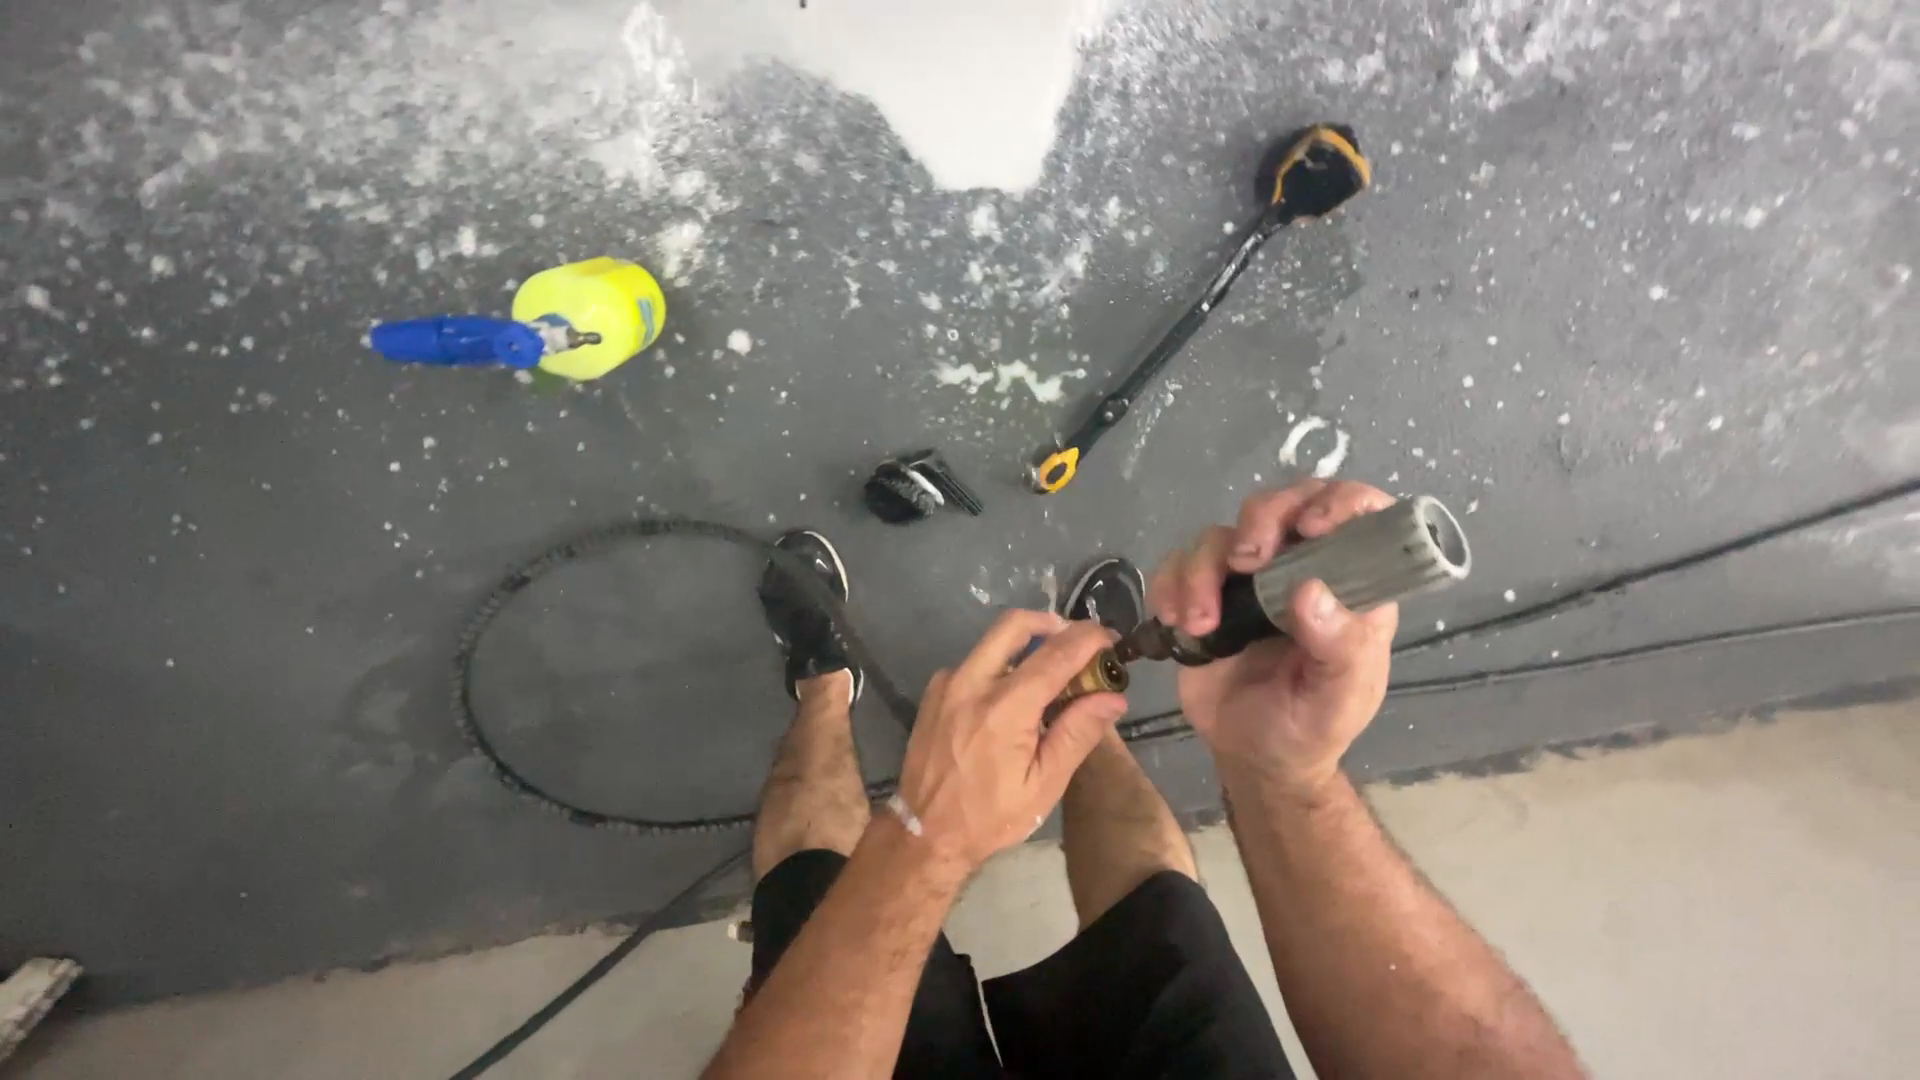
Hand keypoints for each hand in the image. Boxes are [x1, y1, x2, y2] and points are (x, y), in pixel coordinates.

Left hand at [895, 611, 1126, 871]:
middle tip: (1077, 641)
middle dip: (1052, 623)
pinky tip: (1013, 698)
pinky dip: (1000, 667)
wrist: (924, 831)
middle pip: (1015, 624)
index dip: (1088, 639)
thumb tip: (1113, 697)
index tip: (1110, 638)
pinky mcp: (935, 691)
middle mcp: (972, 682)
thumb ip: (1078, 733)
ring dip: (1025, 645)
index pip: (1056, 654)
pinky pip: (974, 663)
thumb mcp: (1044, 784)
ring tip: (1051, 674)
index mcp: (1005, 707)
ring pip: (992, 641)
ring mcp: (948, 682)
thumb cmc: (990, 815)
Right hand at [1148, 480, 1398, 799]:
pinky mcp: (1200, 594)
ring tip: (1201, 624)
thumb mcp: (1339, 700)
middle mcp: (1297, 569)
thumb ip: (1338, 649)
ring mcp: (1244, 580)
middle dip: (1260, 520)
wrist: (1250, 756)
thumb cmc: (1309, 728)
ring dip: (1202, 571)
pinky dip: (1169, 586)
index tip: (1311, 526)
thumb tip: (1310, 591)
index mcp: (1349, 585)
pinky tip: (1176, 622)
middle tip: (1244, 561)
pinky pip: (1176, 565)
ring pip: (1219, 535)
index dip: (1339, 501)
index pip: (1359, 514)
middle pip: (1281, 505)